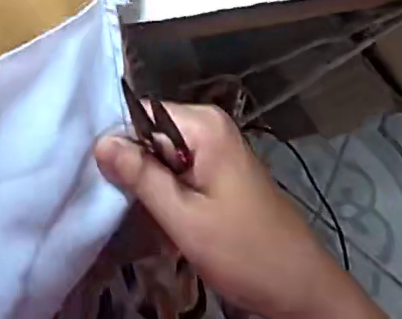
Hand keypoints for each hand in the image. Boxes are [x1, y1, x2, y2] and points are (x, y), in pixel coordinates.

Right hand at [94, 104, 381, 318]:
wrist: (301, 288)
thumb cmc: (244, 250)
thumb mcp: (185, 218)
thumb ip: (141, 176)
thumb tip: (100, 141)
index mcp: (203, 124)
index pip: (142, 113)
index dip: (121, 142)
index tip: (101, 172)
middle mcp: (210, 124)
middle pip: (152, 131)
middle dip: (136, 163)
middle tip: (120, 197)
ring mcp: (216, 145)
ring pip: (163, 151)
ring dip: (150, 180)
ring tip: (137, 208)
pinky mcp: (219, 168)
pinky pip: (179, 165)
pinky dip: (167, 188)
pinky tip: (162, 213)